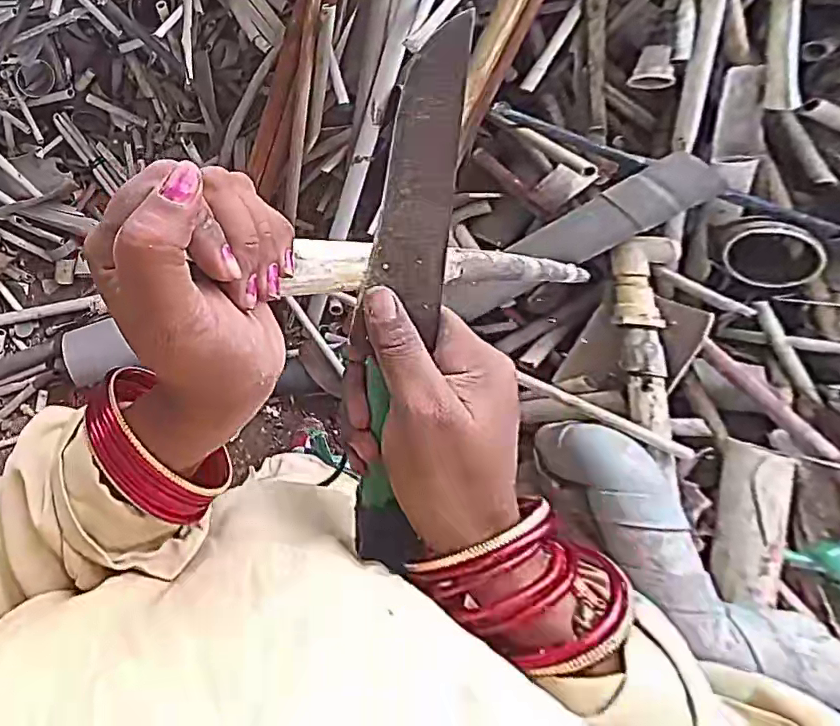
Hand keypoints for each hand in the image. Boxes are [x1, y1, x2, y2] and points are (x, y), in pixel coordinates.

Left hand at [86, 160, 286, 472]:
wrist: (233, 384)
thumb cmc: (197, 364)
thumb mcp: (168, 316)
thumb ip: (155, 247)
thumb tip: (176, 183)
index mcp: (114, 241)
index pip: (161, 185)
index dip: (199, 222)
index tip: (215, 268)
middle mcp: (146, 227)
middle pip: (203, 182)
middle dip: (233, 235)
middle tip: (231, 280)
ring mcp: (186, 225)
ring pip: (233, 190)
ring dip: (255, 244)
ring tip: (243, 286)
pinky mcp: (221, 229)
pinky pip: (257, 205)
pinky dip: (270, 245)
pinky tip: (255, 278)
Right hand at [343, 287, 520, 553]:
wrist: (459, 539)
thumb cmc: (451, 483)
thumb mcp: (417, 405)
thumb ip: (398, 347)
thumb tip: (381, 299)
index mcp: (476, 361)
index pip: (418, 311)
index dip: (380, 329)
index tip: (363, 356)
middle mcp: (466, 372)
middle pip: (392, 345)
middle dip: (366, 379)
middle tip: (367, 407)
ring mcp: (447, 394)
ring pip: (381, 373)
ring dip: (364, 404)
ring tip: (371, 433)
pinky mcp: (429, 413)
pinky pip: (384, 398)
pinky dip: (371, 420)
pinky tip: (376, 442)